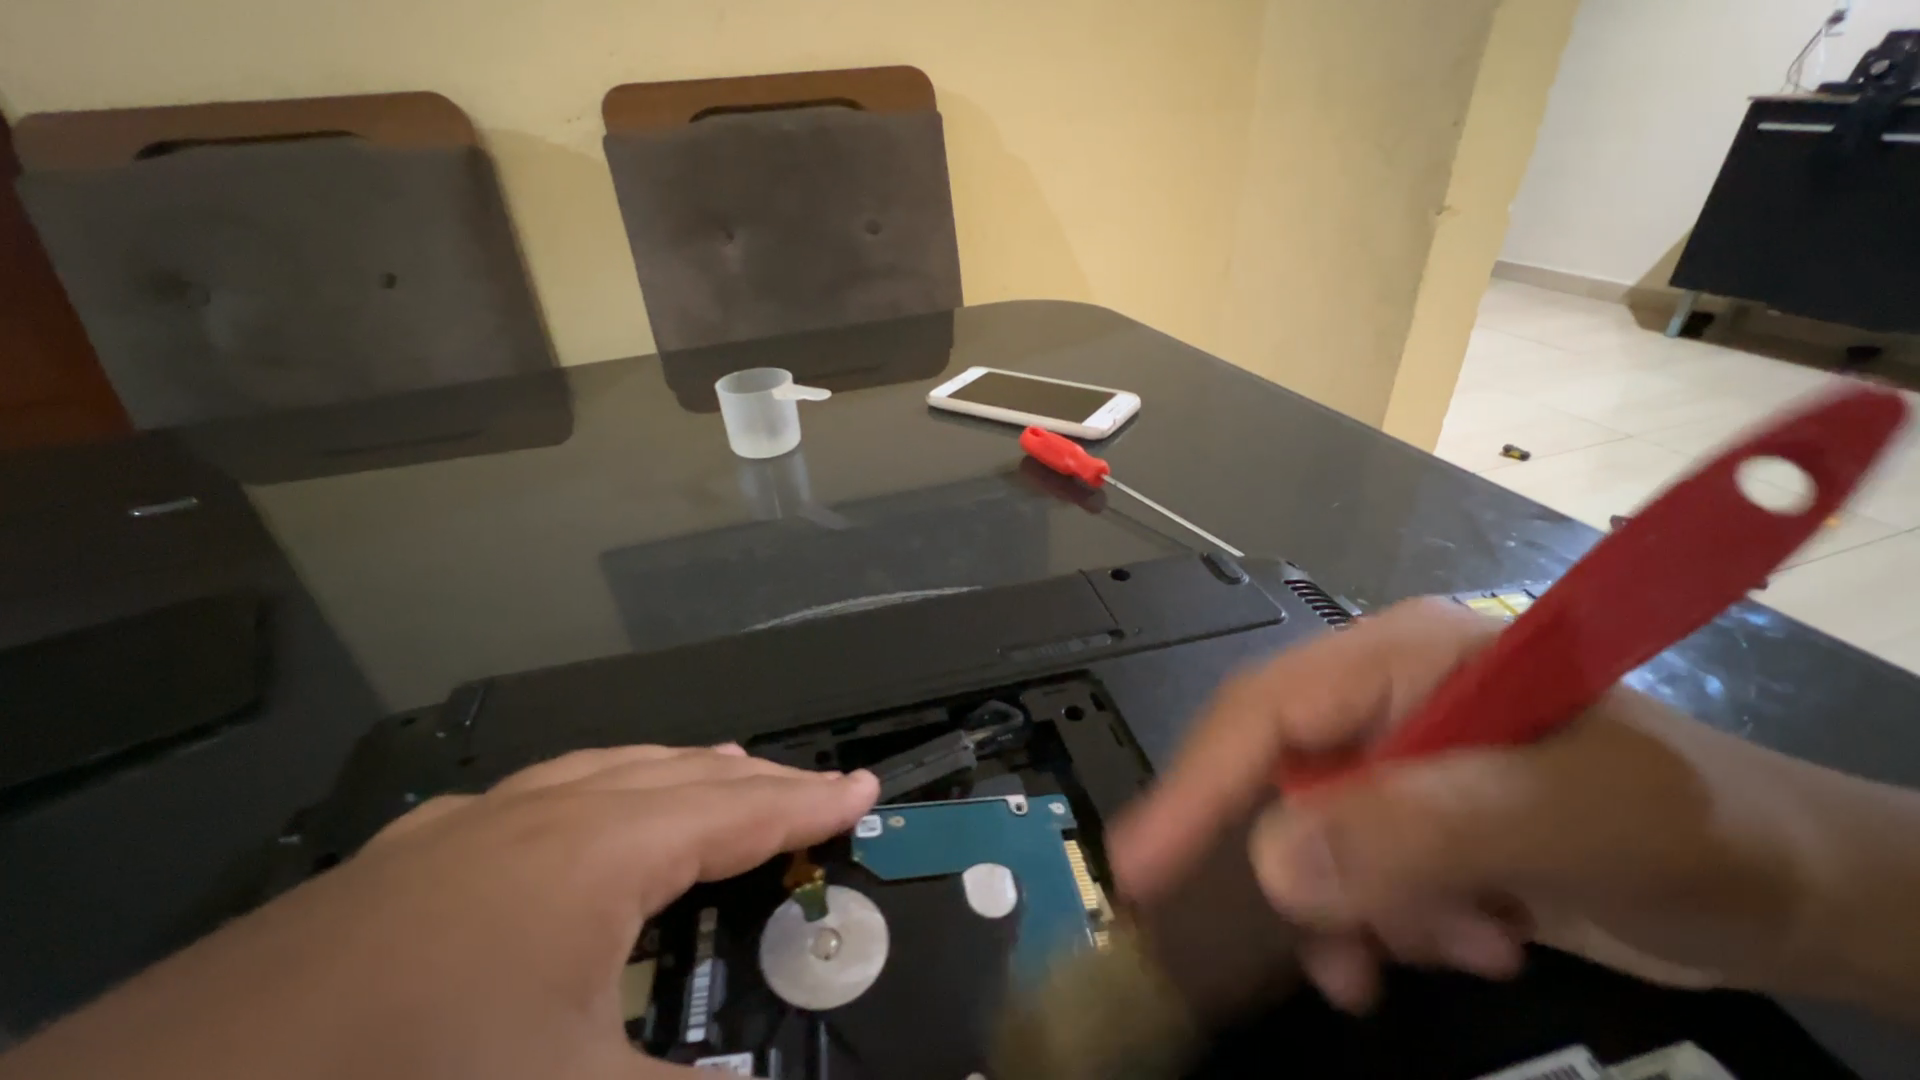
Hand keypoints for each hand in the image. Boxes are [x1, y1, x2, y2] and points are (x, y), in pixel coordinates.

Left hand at [0, 744, 878, 1079]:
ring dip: (673, 772)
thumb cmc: (414, 1078)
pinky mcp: (403, 861)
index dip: (807, 801)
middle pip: (675, 773)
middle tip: (806, 786)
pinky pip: (535, 797)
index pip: (735, 809)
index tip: (863, 787)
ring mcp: (462, 830)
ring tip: (718, 772)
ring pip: (602, 772)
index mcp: (595, 855)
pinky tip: (575, 820)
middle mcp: (538, 818)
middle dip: (752, 777)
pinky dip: (592, 792)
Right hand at [1111, 598, 1830, 1012]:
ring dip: (1363, 911)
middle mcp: (1382, 699)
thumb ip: (1429, 828)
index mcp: (1403, 656)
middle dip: (1303, 872)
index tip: (1139, 867)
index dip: (1193, 786)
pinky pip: (1349, 875)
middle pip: (1275, 780)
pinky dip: (1387, 925)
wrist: (1798, 889)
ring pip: (1308, 841)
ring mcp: (1395, 760)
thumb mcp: (1576, 819)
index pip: (1263, 711)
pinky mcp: (1413, 818)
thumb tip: (1276, 865)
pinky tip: (1467, 940)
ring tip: (1449, 945)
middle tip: (1340, 952)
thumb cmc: (1702, 827)